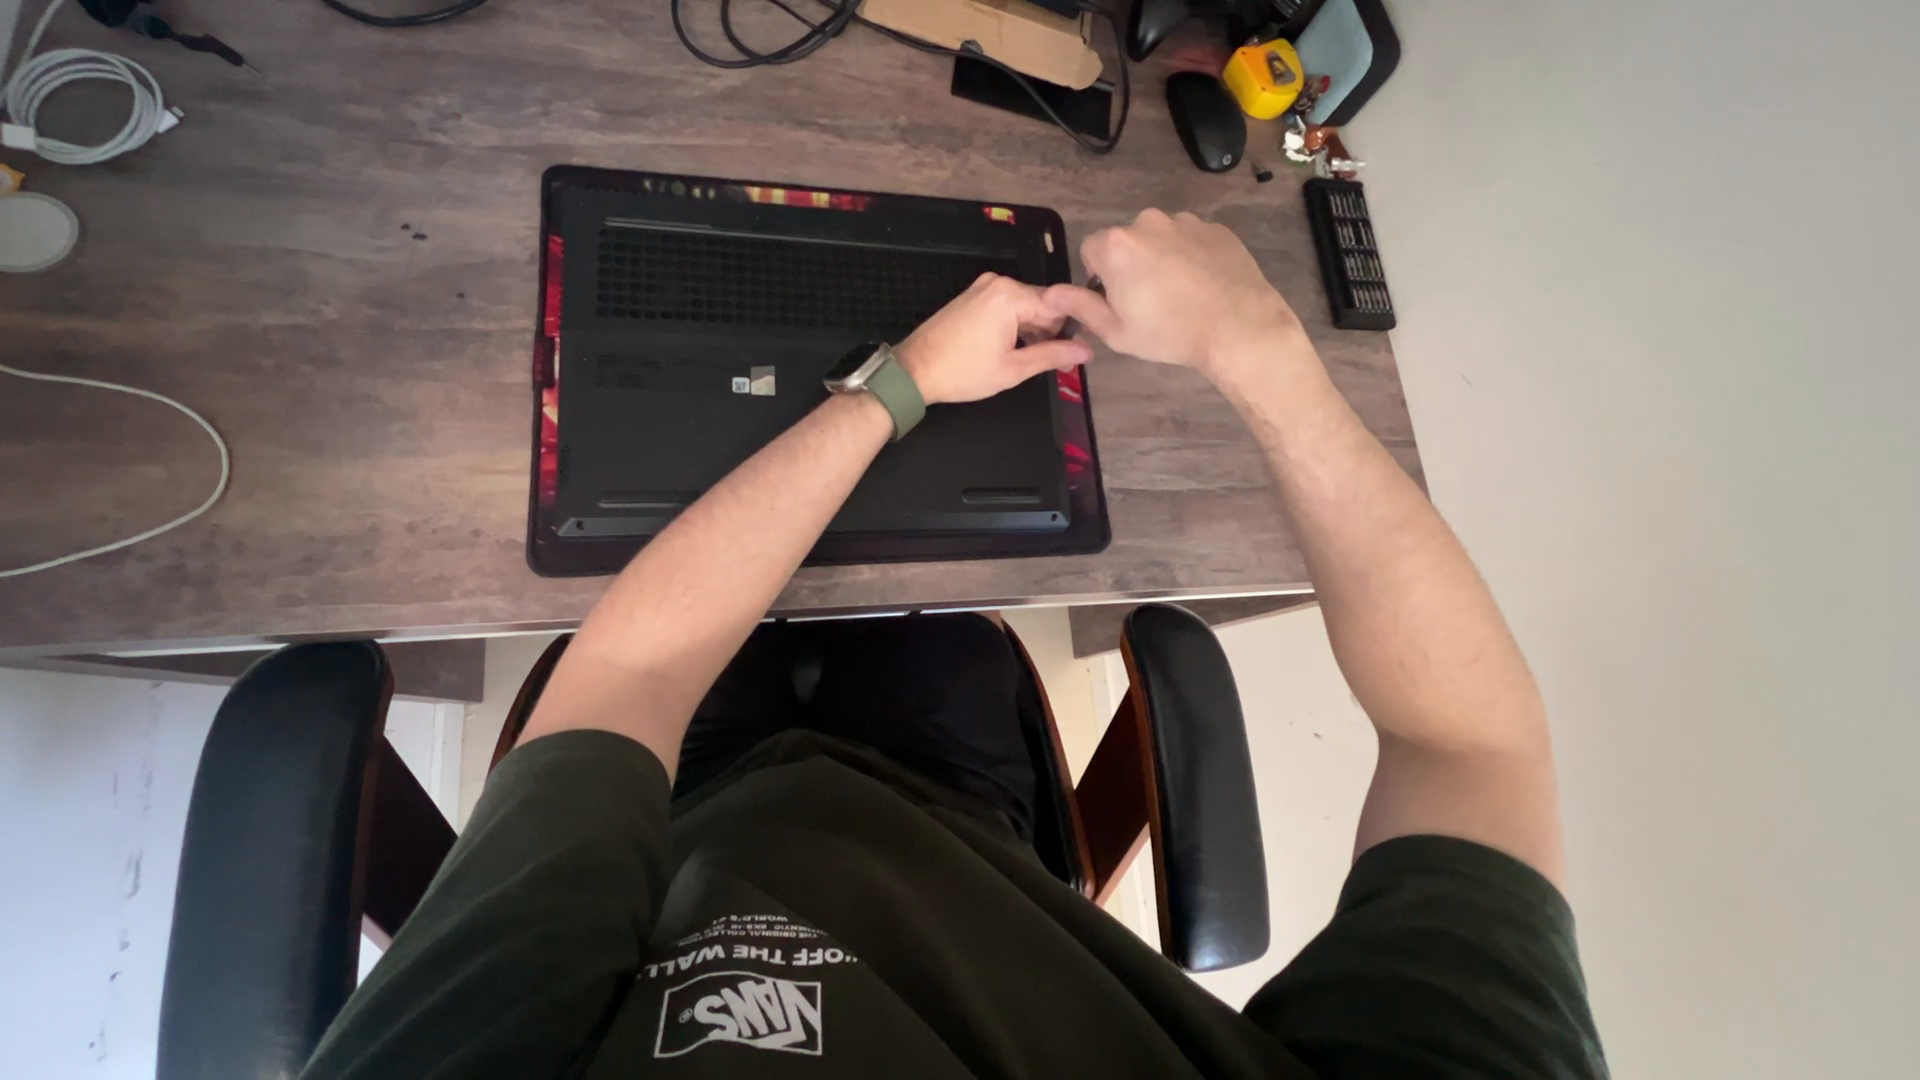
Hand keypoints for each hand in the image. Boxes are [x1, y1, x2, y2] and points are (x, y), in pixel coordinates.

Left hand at [895, 273, 1092, 405]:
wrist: (914, 371)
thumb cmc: (962, 372)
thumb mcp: (1013, 368)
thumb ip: (1052, 355)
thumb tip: (1085, 351)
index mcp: (1010, 295)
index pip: (1058, 305)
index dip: (1070, 330)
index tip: (1077, 353)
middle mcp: (998, 283)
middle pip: (1041, 305)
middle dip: (1050, 333)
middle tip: (1056, 365)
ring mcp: (982, 288)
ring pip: (1024, 308)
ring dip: (1032, 333)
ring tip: (1032, 362)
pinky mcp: (972, 298)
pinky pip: (1005, 309)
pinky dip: (1015, 328)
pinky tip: (1013, 351)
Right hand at [1043, 209, 1307, 377]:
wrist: (1236, 326)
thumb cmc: (1168, 333)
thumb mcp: (1115, 331)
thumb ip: (1080, 306)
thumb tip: (1051, 293)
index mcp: (1117, 245)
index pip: (1090, 250)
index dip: (1098, 277)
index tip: (1115, 300)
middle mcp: (1148, 222)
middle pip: (1125, 242)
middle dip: (1129, 265)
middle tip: (1146, 302)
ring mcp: (1185, 222)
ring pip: (1159, 239)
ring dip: (1159, 260)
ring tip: (1177, 296)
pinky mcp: (1215, 228)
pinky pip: (1190, 240)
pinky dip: (1189, 258)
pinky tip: (1200, 287)